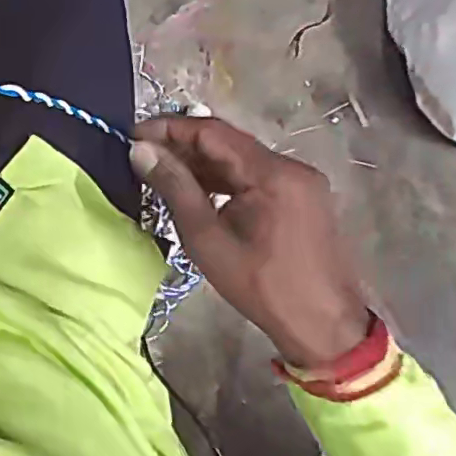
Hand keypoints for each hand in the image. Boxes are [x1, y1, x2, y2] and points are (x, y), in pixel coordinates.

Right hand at [131, 116, 370, 367]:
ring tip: (159, 171)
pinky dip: (220, 177)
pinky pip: (252, 175)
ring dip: (199, 162)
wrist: (324, 327)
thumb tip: (139, 149)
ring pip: (238, 158)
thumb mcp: (206, 237)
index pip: (212, 131)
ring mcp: (299, 181)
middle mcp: (290, 166)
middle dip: (181, 144)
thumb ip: (173, 186)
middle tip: (140, 154)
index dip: (168, 127)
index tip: (132, 134)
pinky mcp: (300, 196)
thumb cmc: (260, 285)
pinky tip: (194, 188)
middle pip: (226, 142)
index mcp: (272, 173)